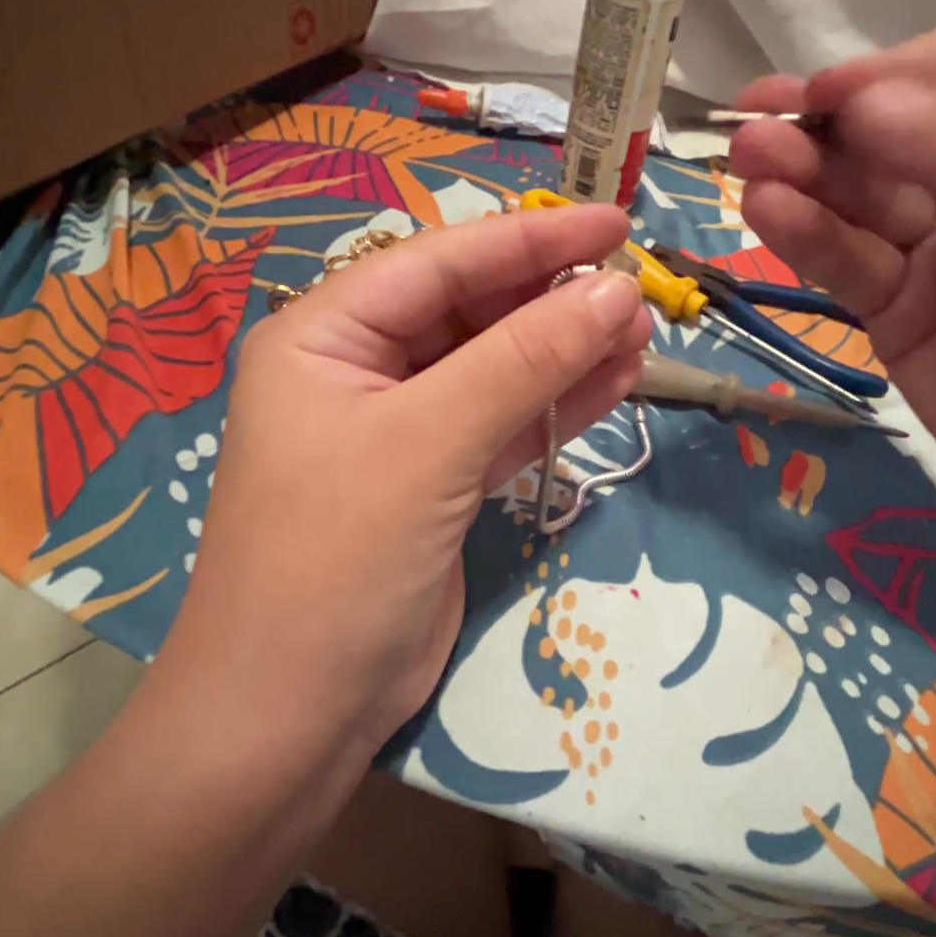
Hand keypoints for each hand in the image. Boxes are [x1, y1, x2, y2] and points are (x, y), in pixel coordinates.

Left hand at [154, 206, 650, 751]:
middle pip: (473, 314)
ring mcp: (402, 432)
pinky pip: (506, 427)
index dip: (532, 239)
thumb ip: (525, 361)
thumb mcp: (430, 443)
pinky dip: (558, 408)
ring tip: (641, 338)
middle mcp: (360, 372)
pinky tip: (616, 385)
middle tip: (638, 296)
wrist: (293, 713)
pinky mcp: (437, 483)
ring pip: (498, 372)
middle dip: (554, 303)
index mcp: (326, 336)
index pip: (441, 264)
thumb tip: (616, 290)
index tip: (616, 223)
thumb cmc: (336, 558)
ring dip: (567, 354)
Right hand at [728, 26, 935, 521]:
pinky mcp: (891, 309)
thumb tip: (866, 103)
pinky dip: (803, 236)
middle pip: (892, 136)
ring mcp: (932, 250)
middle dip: (825, 127)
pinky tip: (765, 212)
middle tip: (753, 123)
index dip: (897, 75)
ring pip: (855, 199)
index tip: (833, 96)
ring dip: (800, 176)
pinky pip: (843, 262)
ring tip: (746, 161)